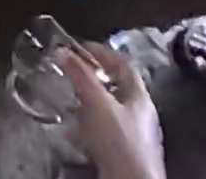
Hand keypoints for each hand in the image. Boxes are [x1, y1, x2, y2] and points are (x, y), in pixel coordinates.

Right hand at [60, 45, 164, 178]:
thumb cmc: (118, 141)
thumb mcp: (96, 102)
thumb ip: (80, 75)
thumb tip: (63, 50)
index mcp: (140, 97)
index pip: (123, 64)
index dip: (102, 52)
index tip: (79, 48)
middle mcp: (142, 115)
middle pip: (116, 87)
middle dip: (91, 79)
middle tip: (71, 75)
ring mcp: (136, 137)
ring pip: (109, 111)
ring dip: (88, 105)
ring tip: (69, 104)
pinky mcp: (126, 156)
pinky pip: (106, 133)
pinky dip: (89, 128)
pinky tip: (76, 134)